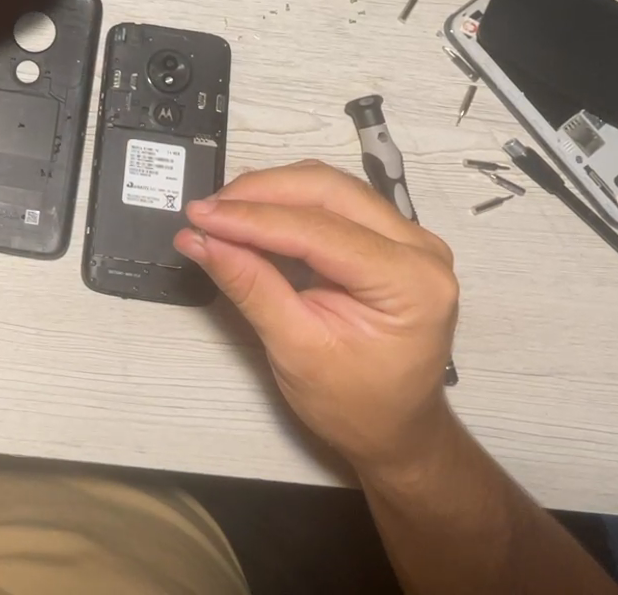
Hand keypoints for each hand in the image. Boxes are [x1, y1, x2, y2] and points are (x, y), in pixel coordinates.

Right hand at [175, 161, 459, 473]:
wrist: (396, 431)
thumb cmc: (353, 404)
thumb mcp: (295, 350)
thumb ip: (250, 286)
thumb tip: (198, 239)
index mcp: (410, 283)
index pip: (319, 230)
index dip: (252, 218)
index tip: (198, 215)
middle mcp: (419, 247)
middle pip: (329, 190)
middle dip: (260, 193)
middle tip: (206, 210)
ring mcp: (408, 237)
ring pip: (328, 186)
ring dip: (270, 191)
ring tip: (221, 211)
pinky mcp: (388, 236)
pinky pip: (332, 200)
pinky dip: (286, 201)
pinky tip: (251, 213)